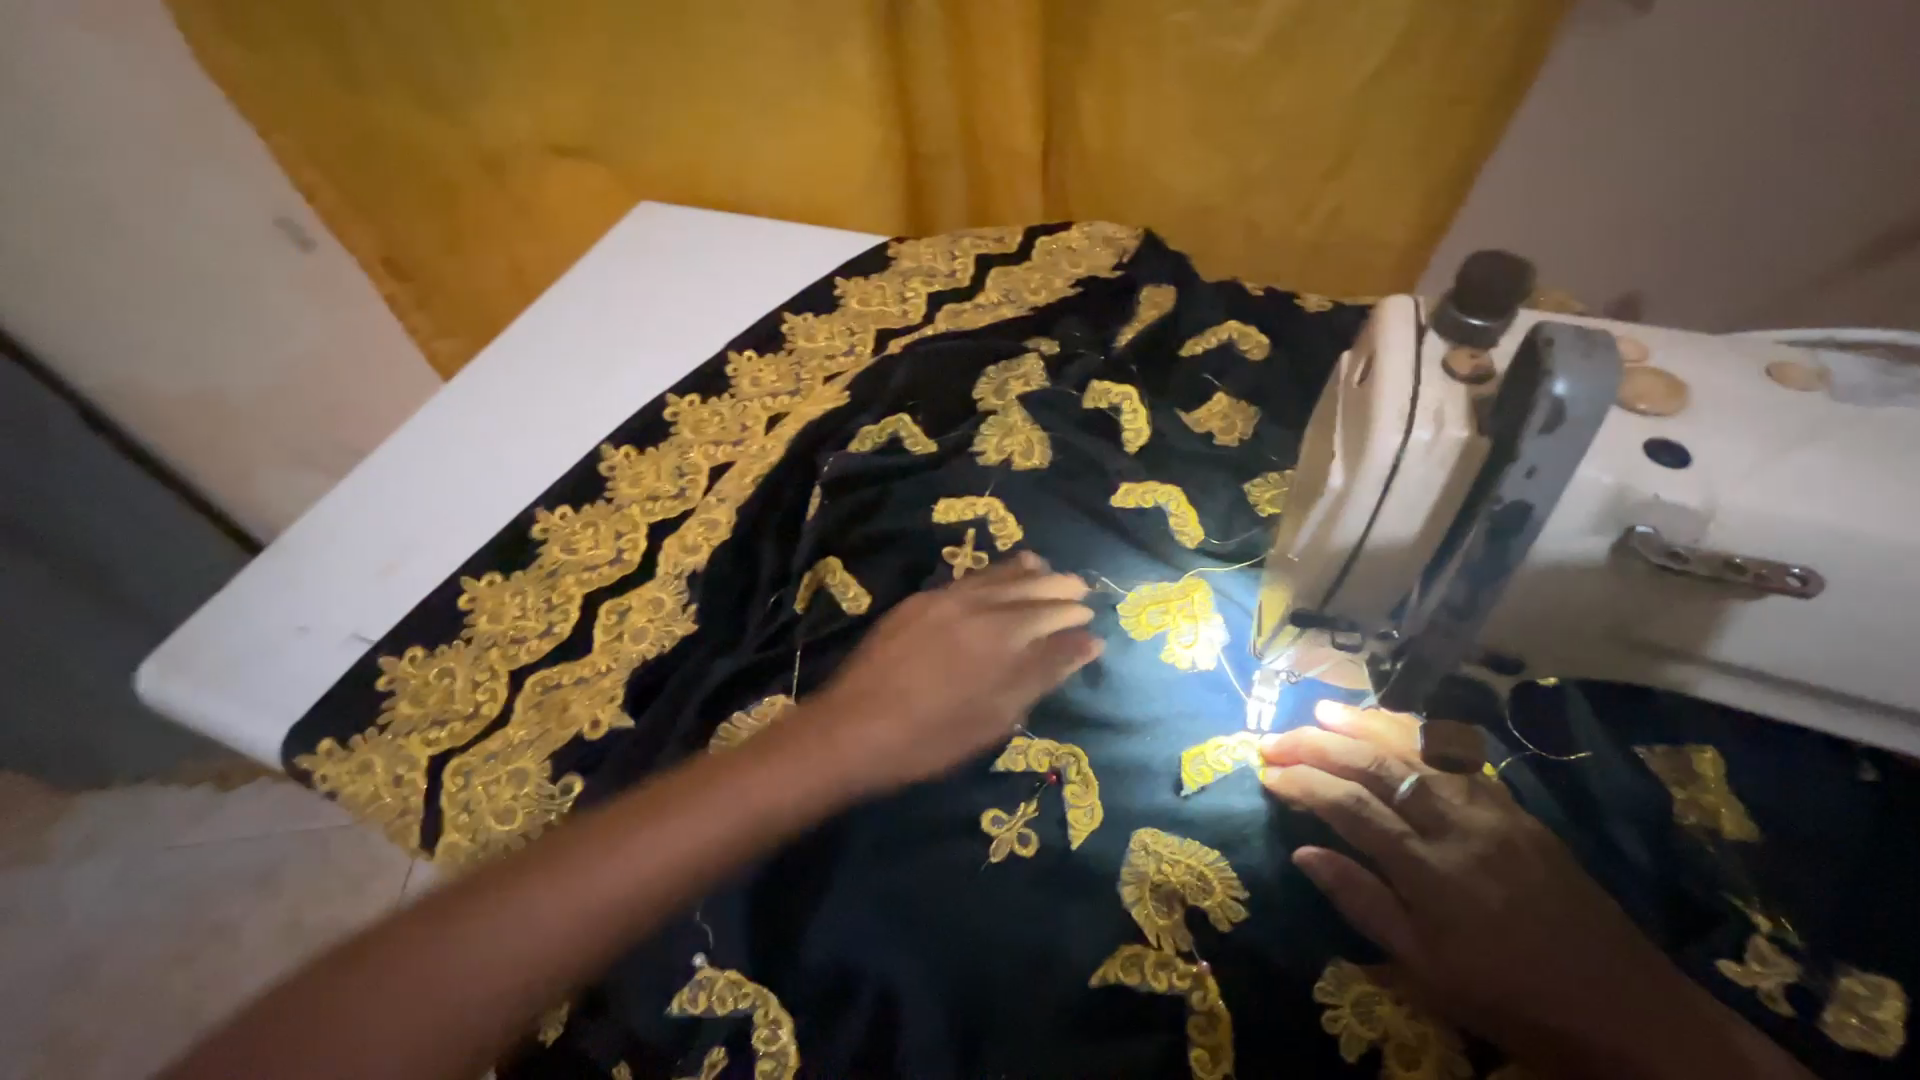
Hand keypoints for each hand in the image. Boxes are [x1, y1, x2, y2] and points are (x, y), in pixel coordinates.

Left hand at [804, 552, 1101, 794]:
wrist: (851, 730)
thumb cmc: (932, 737)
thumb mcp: (997, 715)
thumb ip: (1043, 672)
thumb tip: (1088, 641)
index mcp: (1000, 633)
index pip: (1049, 613)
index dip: (1072, 614)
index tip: (1091, 616)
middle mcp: (974, 604)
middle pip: (1024, 587)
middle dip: (1055, 586)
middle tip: (1079, 587)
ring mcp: (940, 600)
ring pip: (993, 576)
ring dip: (1023, 573)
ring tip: (1043, 569)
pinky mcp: (914, 604)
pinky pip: (965, 580)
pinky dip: (989, 576)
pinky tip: (992, 582)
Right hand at [1261, 701, 1811, 1078]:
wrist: (1625, 1009)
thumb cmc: (1511, 998)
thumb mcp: (1425, 971)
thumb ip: (1362, 903)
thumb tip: (1303, 852)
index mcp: (1432, 874)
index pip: (1351, 808)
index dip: (1303, 784)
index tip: (1265, 773)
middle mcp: (1461, 828)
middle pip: (1379, 767)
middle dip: (1320, 744)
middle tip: (1277, 736)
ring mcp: (1495, 813)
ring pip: (1420, 750)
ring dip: (1366, 725)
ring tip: (1323, 710)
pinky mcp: (1519, 812)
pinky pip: (1460, 760)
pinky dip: (1418, 736)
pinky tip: (1394, 728)